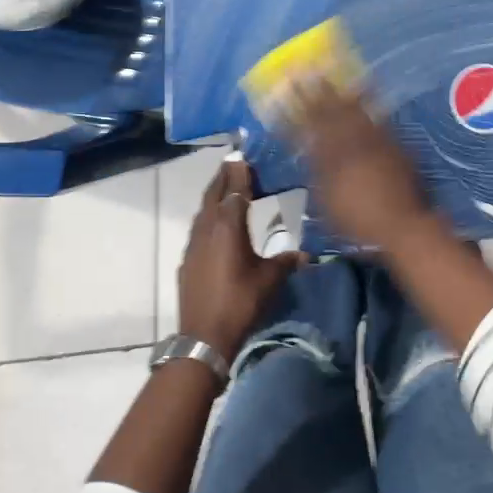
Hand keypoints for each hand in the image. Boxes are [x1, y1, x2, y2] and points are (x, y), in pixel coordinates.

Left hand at [178, 157, 303, 359]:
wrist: (203, 338)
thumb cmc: (241, 303)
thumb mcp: (270, 280)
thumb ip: (286, 261)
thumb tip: (305, 254)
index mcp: (229, 227)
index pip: (235, 191)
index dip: (240, 172)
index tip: (243, 155)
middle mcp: (207, 229)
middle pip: (213, 195)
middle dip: (224, 177)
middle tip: (235, 163)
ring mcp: (193, 245)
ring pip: (203, 211)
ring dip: (214, 196)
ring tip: (227, 188)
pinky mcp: (187, 261)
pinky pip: (198, 229)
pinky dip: (208, 218)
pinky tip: (218, 225)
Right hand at [284, 79, 436, 251]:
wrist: (401, 224)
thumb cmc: (358, 221)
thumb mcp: (326, 201)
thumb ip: (316, 174)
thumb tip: (309, 153)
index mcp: (329, 159)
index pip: (306, 129)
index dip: (292, 111)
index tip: (280, 95)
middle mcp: (350, 143)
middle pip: (329, 112)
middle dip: (313, 91)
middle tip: (302, 72)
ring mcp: (374, 139)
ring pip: (353, 108)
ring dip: (339, 89)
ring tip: (330, 72)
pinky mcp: (393, 141)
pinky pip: (377, 113)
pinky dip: (369, 97)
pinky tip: (366, 84)